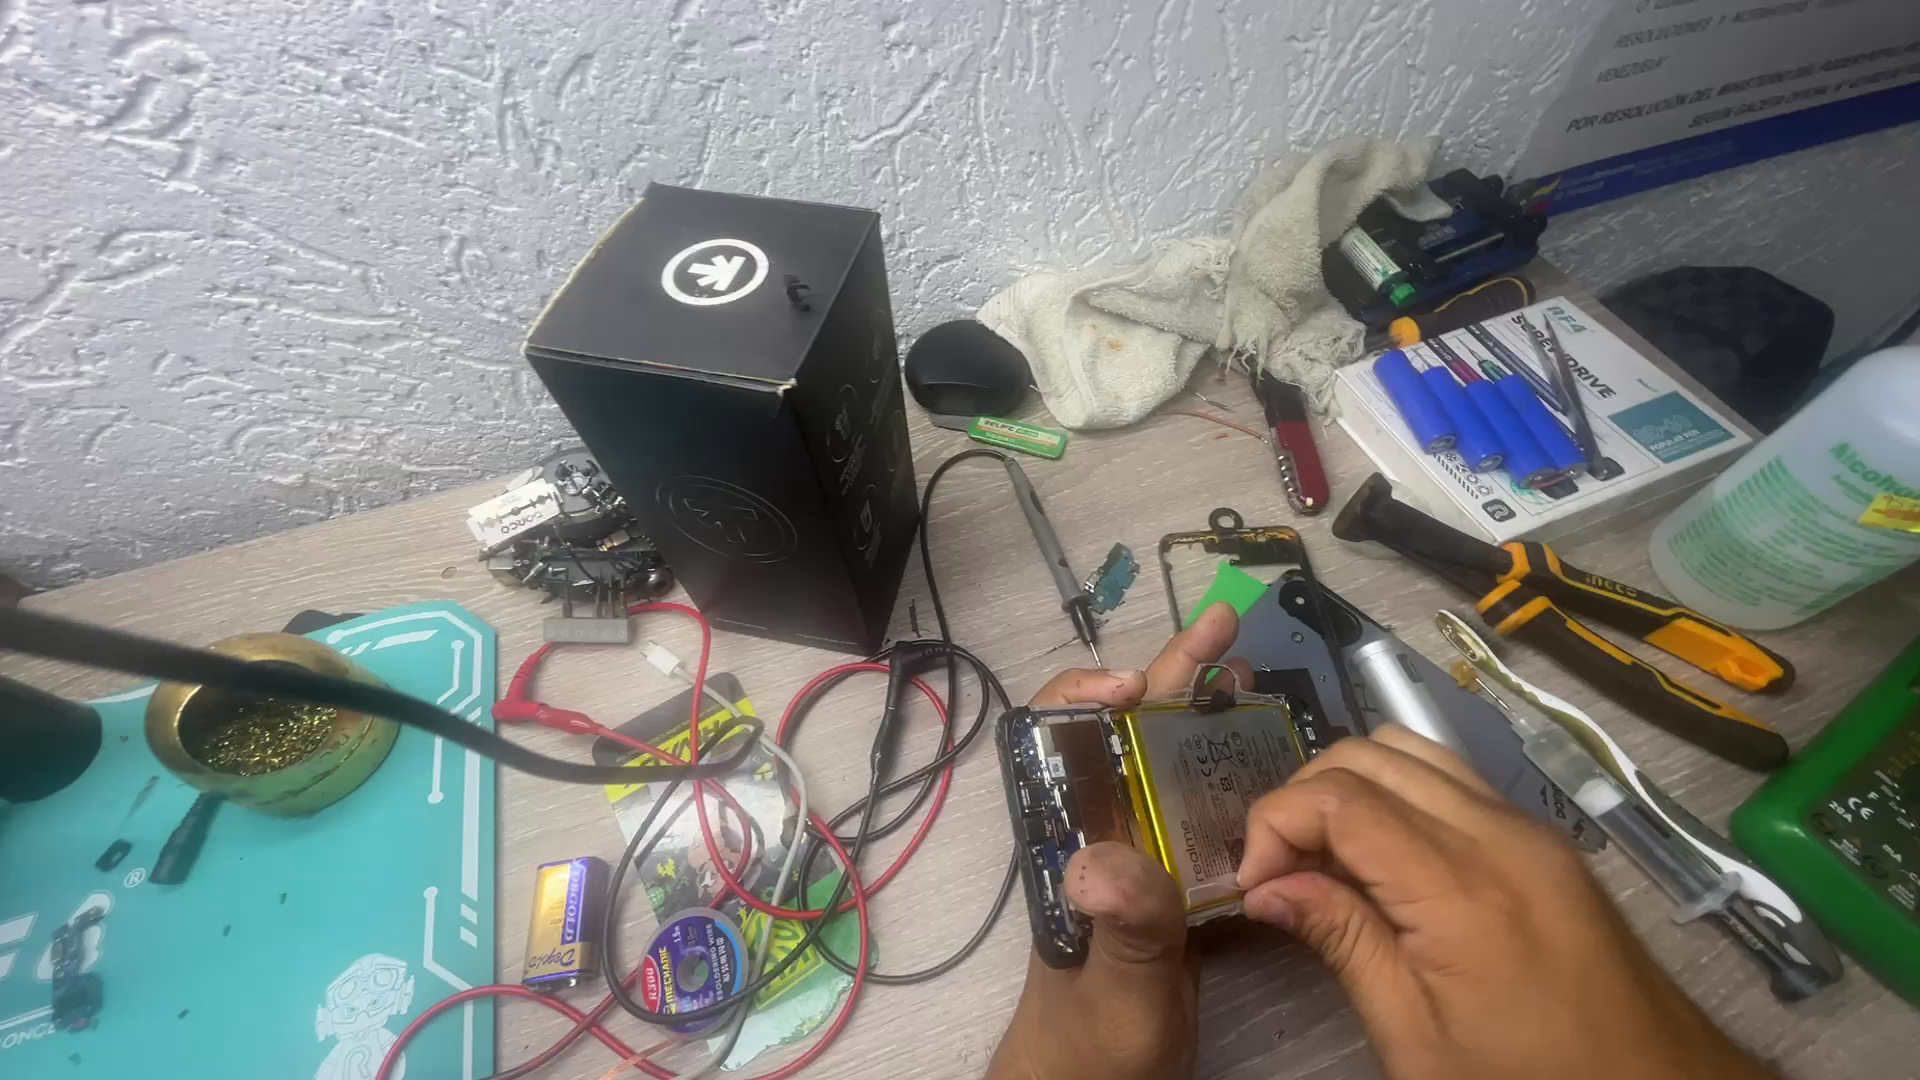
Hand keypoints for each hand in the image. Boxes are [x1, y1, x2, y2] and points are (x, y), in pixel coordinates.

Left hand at [986, 603, 1249, 1079]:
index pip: (1051, 737)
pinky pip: (1204, 806)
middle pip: (1126, 729)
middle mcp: (1102, 819)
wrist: (1106, 1077)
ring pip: (1168, 757)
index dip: (1082, 696)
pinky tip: (1268, 753)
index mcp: (1069, 829)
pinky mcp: (1176, 869)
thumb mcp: (1112, 983)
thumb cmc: (1090, 1033)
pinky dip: (1231, 772)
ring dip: (1204, 710)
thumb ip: (1119, 925)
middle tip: (1220, 627)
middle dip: (1168, 674)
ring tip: (1248, 672)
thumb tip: (1104, 860)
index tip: (1131, 687)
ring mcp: (1141, 840)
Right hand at [1236, 726, 1776, 1079]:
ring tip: (1328, 849)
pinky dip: (1390, 786)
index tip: (1256, 882)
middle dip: (1300, 799)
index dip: (1274, 824)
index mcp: (1463, 888)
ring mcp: (1524, 824)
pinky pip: (1442, 771)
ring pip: (1400, 747)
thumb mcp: (1417, 1040)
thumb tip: (1264, 888)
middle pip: (1361, 757)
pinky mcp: (1537, 832)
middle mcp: (1496, 833)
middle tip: (1284, 868)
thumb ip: (1339, 941)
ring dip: (1344, 784)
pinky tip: (1381, 845)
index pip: (1336, 799)